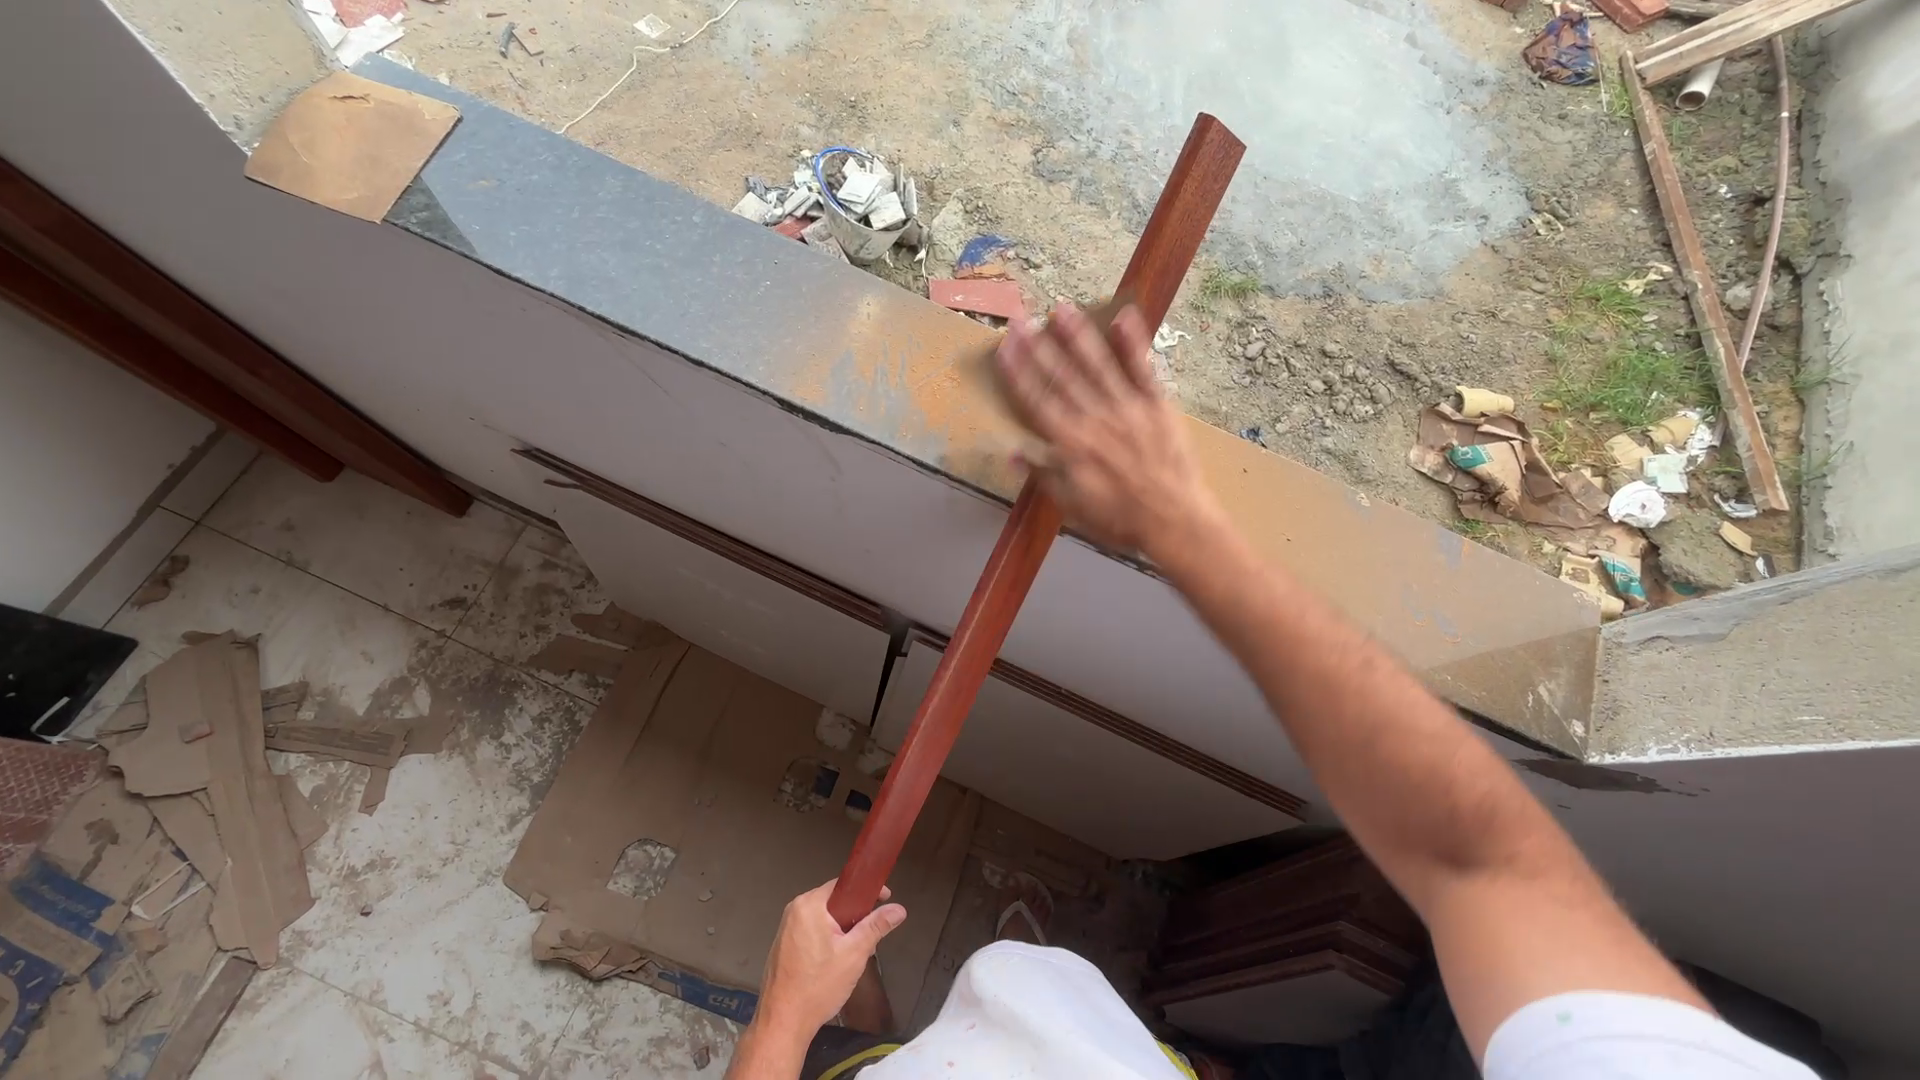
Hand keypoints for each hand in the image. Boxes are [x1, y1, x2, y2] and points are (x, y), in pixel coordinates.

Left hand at [756, 879, 905, 1038]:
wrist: (783, 1023)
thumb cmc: (819, 985)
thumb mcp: (854, 954)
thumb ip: (876, 927)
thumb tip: (899, 909)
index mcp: (809, 904)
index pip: (843, 885)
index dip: (867, 890)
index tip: (886, 898)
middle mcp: (794, 910)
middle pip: (833, 901)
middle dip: (855, 914)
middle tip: (872, 932)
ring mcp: (786, 929)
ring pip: (823, 918)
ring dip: (842, 929)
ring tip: (857, 949)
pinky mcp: (783, 946)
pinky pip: (811, 931)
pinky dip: (827, 939)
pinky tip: (836, 961)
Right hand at [994, 303, 1219, 556]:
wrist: (1174, 521)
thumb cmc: (1120, 520)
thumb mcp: (1072, 507)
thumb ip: (1044, 476)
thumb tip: (1014, 453)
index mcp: (1070, 444)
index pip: (1036, 401)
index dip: (1017, 372)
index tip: (1003, 347)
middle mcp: (1094, 418)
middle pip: (1060, 376)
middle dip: (1037, 346)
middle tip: (1020, 317)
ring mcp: (1127, 407)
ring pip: (1096, 365)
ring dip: (1077, 336)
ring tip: (1061, 309)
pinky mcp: (1157, 404)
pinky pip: (1142, 368)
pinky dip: (1132, 342)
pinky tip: (1121, 317)